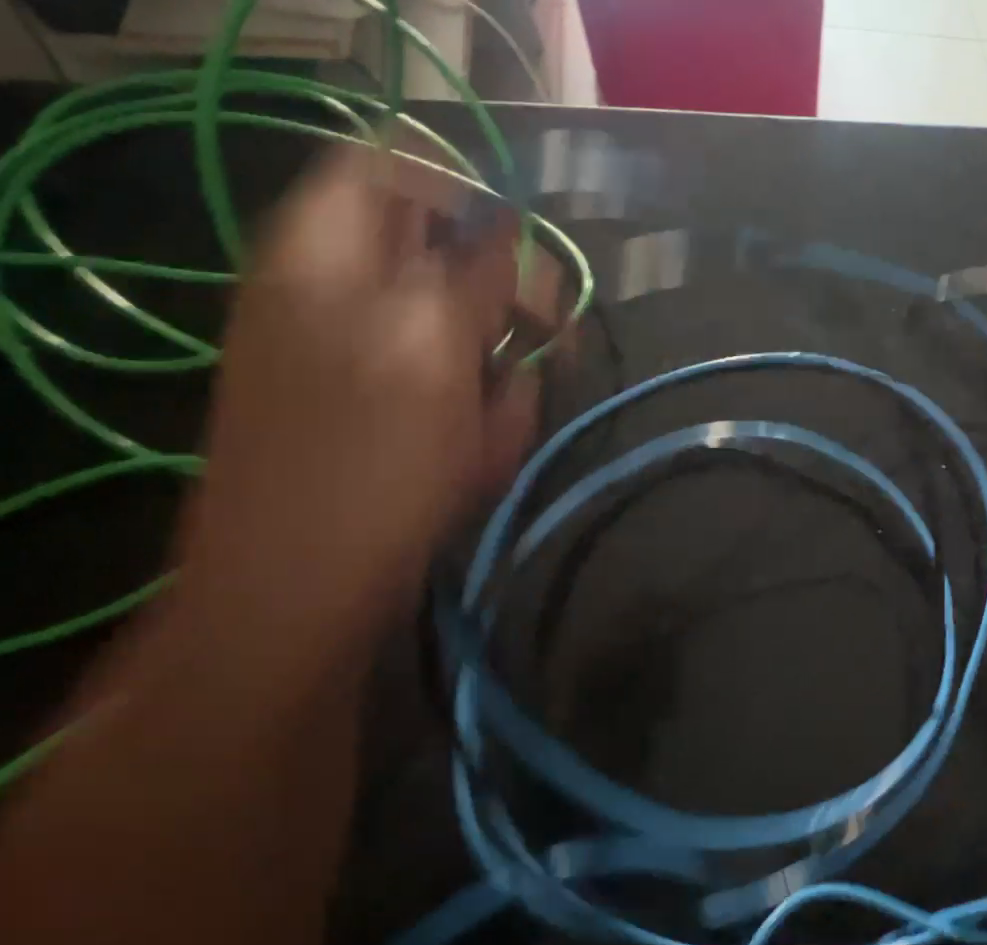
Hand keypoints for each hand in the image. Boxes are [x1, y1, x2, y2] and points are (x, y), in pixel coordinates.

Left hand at [179, 143, 537, 645]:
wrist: (304, 588)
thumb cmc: (369, 464)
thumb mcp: (433, 348)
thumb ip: (475, 272)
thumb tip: (512, 231)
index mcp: (327, 254)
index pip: (399, 167)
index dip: (471, 197)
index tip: (526, 259)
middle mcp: (340, 293)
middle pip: (451, 260)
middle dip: (506, 311)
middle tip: (535, 351)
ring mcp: (361, 356)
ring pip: (469, 335)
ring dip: (501, 382)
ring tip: (489, 435)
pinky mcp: (383, 413)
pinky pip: (458, 392)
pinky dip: (482, 423)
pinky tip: (475, 464)